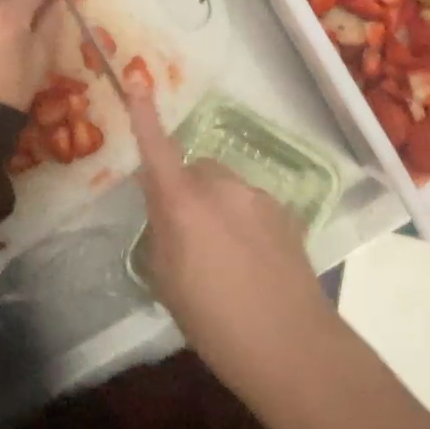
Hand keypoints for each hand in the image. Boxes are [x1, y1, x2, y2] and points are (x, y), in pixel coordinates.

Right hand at [124, 89, 331, 377]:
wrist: (292, 346)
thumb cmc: (214, 320)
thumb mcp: (168, 279)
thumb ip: (162, 229)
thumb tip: (162, 202)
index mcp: (184, 202)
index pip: (157, 149)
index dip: (144, 116)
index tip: (137, 82)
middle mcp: (221, 187)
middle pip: (193, 172)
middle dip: (185, 190)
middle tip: (184, 238)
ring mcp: (258, 197)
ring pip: (224, 189)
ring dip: (215, 207)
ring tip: (222, 259)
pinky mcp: (285, 214)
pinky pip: (249, 206)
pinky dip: (242, 221)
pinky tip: (251, 263)